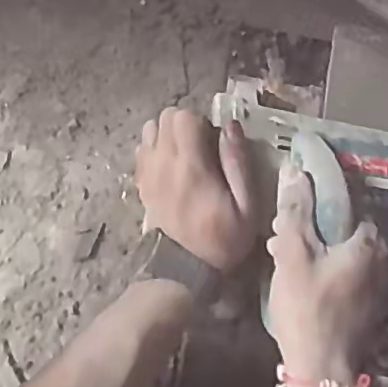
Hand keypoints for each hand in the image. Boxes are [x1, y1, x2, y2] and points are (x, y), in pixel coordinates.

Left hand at [134, 107, 258, 271]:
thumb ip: (238, 163)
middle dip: (185, 124)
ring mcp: (148, 173)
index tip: (214, 142)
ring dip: (167, 135)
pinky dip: (155, 150)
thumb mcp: (246, 206)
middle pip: (164, 117)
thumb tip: (230, 127)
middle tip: (201, 146)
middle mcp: (163, 163)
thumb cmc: (221, 239)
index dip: (202, 122)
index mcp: (190, 165)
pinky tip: (170, 167)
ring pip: (150, 130)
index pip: (183, 116)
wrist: (184, 269)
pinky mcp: (141, 183)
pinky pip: (142, 150)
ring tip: (184, 155)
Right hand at [266, 159, 387, 377]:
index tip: (291, 200)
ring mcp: (376, 282)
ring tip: (281, 251)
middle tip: (280, 230)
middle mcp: (381, 258)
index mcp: (370, 242)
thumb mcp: (293, 254)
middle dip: (311, 223)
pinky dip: (321, 264)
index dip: (315, 196)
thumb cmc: (307, 308)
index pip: (346, 199)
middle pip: (342, 225)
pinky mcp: (366, 301)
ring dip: (313, 245)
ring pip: (340, 248)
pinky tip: (297, 273)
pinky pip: (342, 269)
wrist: (321, 371)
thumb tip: (295, 169)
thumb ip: (295, 211)